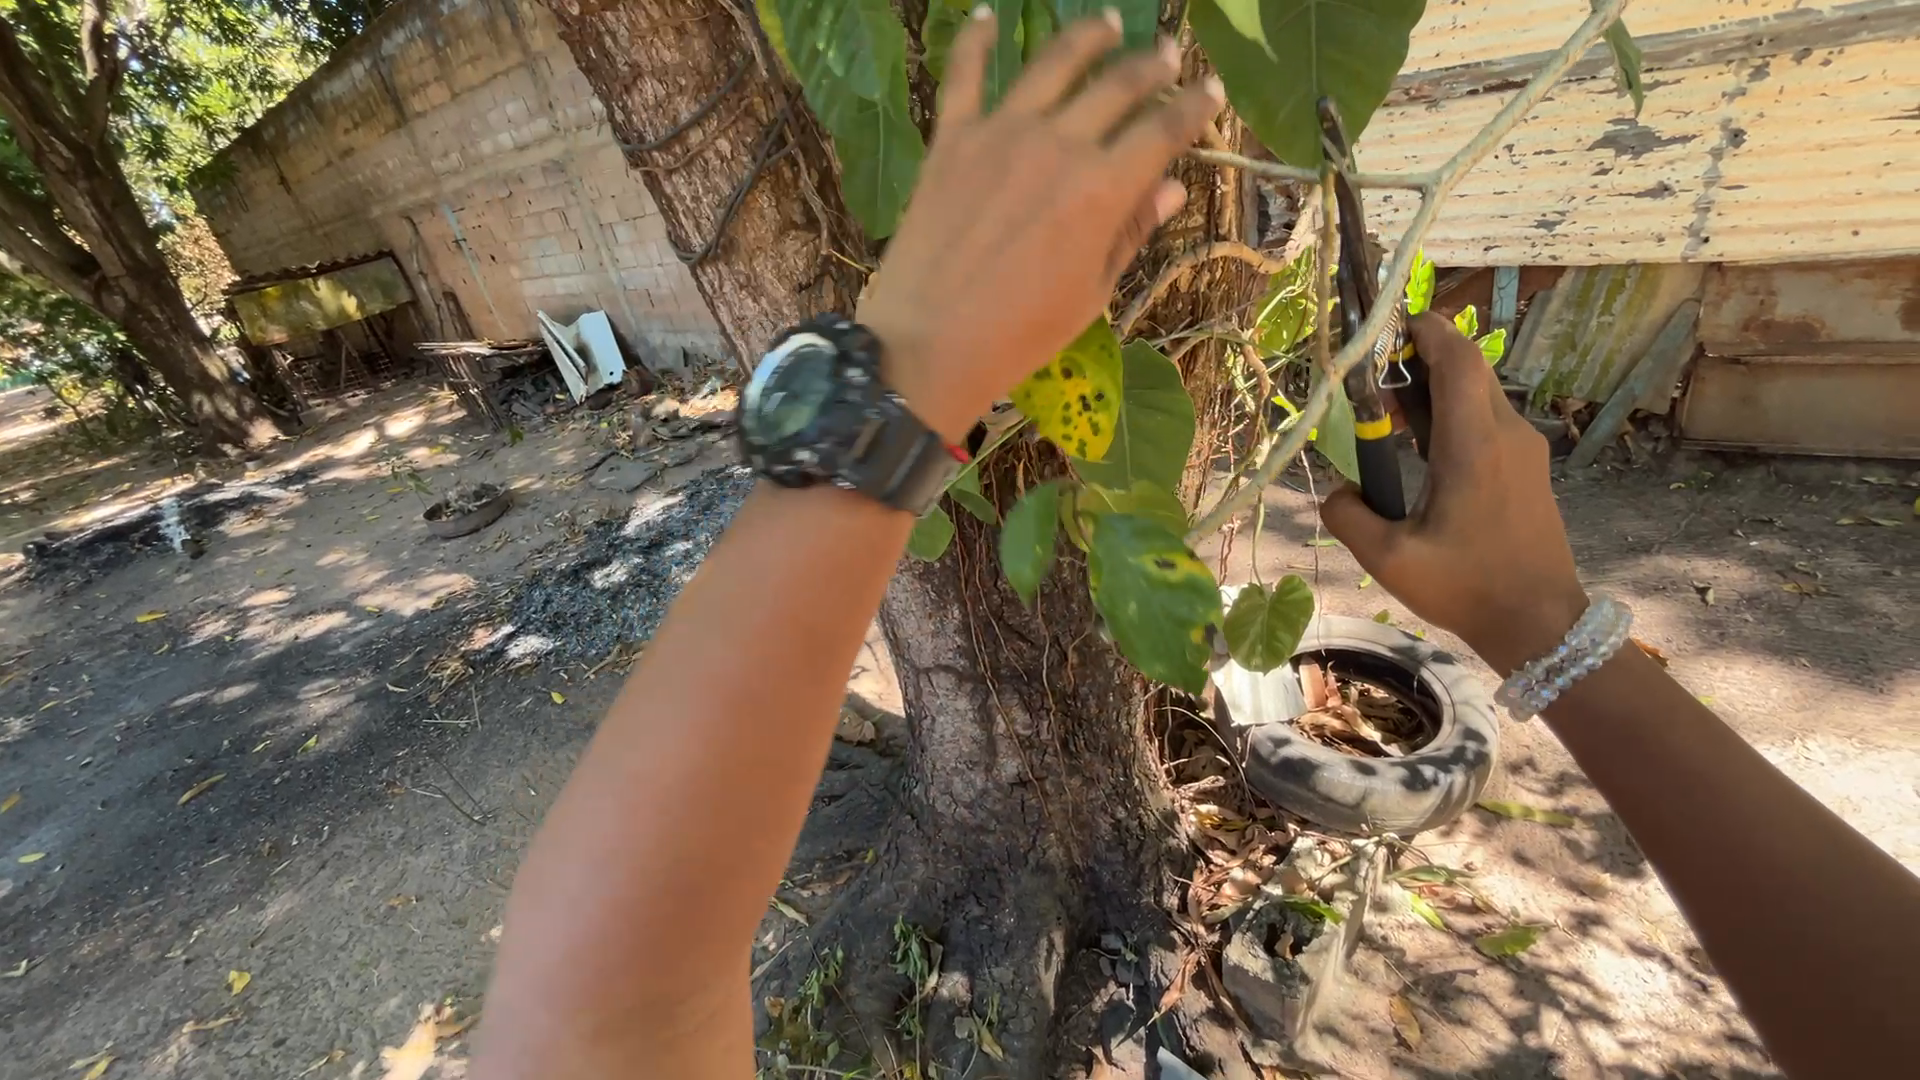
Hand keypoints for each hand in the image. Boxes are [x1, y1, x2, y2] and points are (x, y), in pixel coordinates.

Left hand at [858, 9, 1223, 440]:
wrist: (930, 346)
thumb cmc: (1019, 336)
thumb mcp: (1088, 295)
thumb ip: (1128, 235)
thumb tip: (1170, 190)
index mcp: (1102, 190)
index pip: (1162, 131)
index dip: (1193, 108)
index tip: (1210, 94)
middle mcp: (1058, 145)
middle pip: (1116, 87)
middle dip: (1150, 67)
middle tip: (1165, 56)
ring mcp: (1000, 135)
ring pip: (1053, 64)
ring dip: (1086, 38)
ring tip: (1104, 23)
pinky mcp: (951, 141)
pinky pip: (965, 76)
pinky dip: (975, 41)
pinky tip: (986, 16)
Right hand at [1319, 313, 1588, 673]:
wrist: (1539, 622)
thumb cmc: (1465, 586)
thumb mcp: (1386, 558)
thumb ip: (1347, 514)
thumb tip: (1338, 489)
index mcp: (1473, 445)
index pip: (1457, 361)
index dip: (1427, 330)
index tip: (1392, 320)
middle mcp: (1506, 435)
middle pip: (1469, 369)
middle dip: (1423, 355)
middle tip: (1375, 369)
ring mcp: (1523, 452)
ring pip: (1478, 394)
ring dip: (1434, 387)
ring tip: (1387, 408)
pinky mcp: (1526, 470)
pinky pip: (1485, 421)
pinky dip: (1449, 414)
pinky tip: (1417, 443)